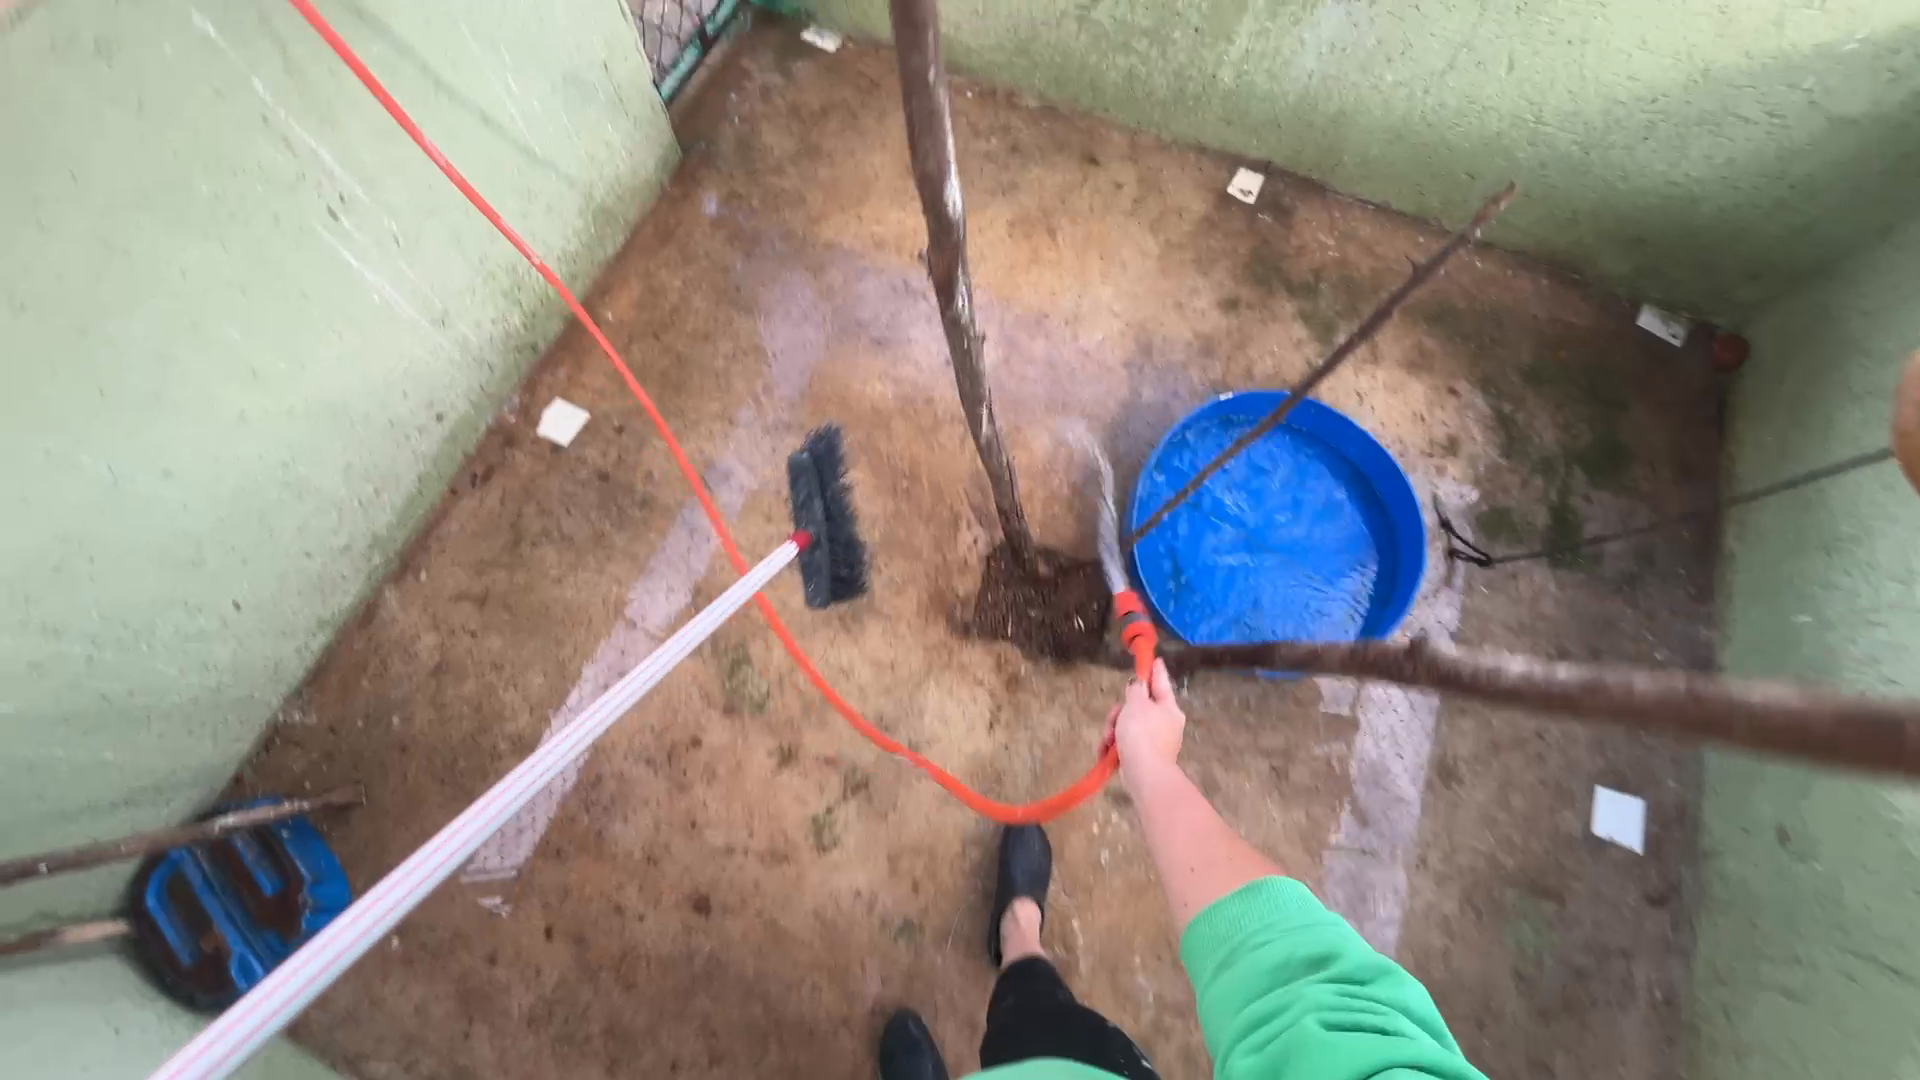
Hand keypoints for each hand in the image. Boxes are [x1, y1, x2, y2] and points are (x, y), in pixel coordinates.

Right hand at [1105, 658, 1184, 783]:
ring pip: (1129, 725)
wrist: (1144, 774)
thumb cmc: (1142, 733)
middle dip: (1120, 712)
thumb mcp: (1136, 704)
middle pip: (1138, 707)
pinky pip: (1126, 743)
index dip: (1155, 670)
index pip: (1160, 682)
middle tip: (1113, 718)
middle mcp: (1165, 723)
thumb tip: (1139, 684)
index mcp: (1168, 708)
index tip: (1155, 659)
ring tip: (1108, 740)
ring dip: (1114, 730)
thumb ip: (1136, 690)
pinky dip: (1115, 746)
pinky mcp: (1144, 757)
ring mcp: (1155, 741)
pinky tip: (1106, 752)